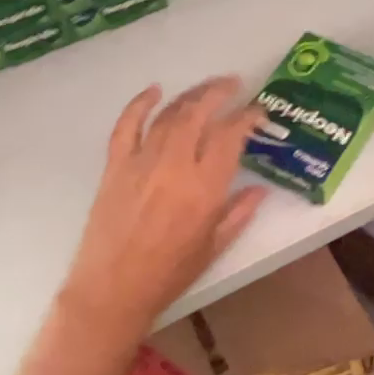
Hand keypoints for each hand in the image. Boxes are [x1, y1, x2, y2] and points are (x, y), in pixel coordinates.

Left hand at [60, 77, 267, 336]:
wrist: (113, 289)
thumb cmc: (169, 274)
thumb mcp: (214, 246)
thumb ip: (239, 213)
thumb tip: (260, 190)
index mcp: (204, 188)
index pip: (230, 135)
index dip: (247, 117)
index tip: (258, 111)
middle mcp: (174, 166)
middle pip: (198, 113)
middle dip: (218, 92)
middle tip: (233, 85)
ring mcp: (141, 162)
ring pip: (168, 115)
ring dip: (189, 95)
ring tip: (205, 89)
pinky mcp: (115, 166)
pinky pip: (126, 125)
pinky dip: (140, 103)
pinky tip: (154, 91)